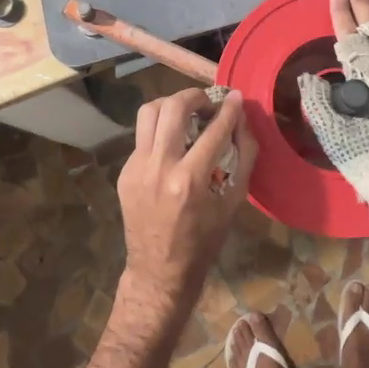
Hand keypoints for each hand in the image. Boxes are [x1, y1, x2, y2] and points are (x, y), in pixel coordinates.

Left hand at [118, 88, 258, 301]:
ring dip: (170, 104)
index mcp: (190, 180)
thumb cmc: (204, 240)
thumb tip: (243, 121)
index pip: (214, 130)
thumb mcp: (233, 203)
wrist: (159, 271)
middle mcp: (159, 168)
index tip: (236, 97)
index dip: (228, 109)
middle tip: (207, 103)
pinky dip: (160, 131)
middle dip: (194, 96)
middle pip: (173, 108)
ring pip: (148, 112)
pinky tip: (172, 143)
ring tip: (186, 112)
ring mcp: (136, 168)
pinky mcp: (125, 172)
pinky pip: (142, 137)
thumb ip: (243, 158)